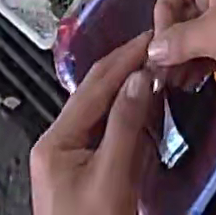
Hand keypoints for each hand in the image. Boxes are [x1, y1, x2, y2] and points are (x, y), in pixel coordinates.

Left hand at [31, 31, 156, 214]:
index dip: (126, 57)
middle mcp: (59, 140)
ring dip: (131, 85)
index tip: (154, 37)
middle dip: (128, 66)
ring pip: (104, 106)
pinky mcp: (87, 169)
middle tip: (159, 45)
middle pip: (97, 90)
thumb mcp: (111, 178)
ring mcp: (71, 155)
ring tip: (157, 64)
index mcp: (56, 139)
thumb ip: (125, 123)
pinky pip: (109, 128)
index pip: (96, 84)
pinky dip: (131, 111)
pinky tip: (148, 101)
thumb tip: (142, 74)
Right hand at [149, 0, 215, 115]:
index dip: (163, 10)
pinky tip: (185, 84)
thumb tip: (151, 50)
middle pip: (180, 11)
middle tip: (157, 71)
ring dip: (177, 57)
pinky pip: (203, 53)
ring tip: (168, 82)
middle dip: (167, 38)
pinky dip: (192, 66)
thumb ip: (180, 39)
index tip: (160, 42)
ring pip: (190, 36)